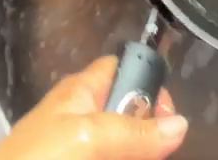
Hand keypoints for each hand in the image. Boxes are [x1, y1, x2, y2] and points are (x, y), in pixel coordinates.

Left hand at [0, 56, 188, 159]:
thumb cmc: (36, 157)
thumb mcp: (89, 136)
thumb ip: (134, 130)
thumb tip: (181, 122)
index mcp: (82, 91)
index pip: (123, 67)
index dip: (148, 82)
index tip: (166, 113)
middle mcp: (82, 117)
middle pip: (130, 116)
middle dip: (147, 134)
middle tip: (152, 154)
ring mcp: (78, 148)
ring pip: (122, 146)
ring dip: (138, 152)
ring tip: (143, 159)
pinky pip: (108, 156)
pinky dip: (125, 159)